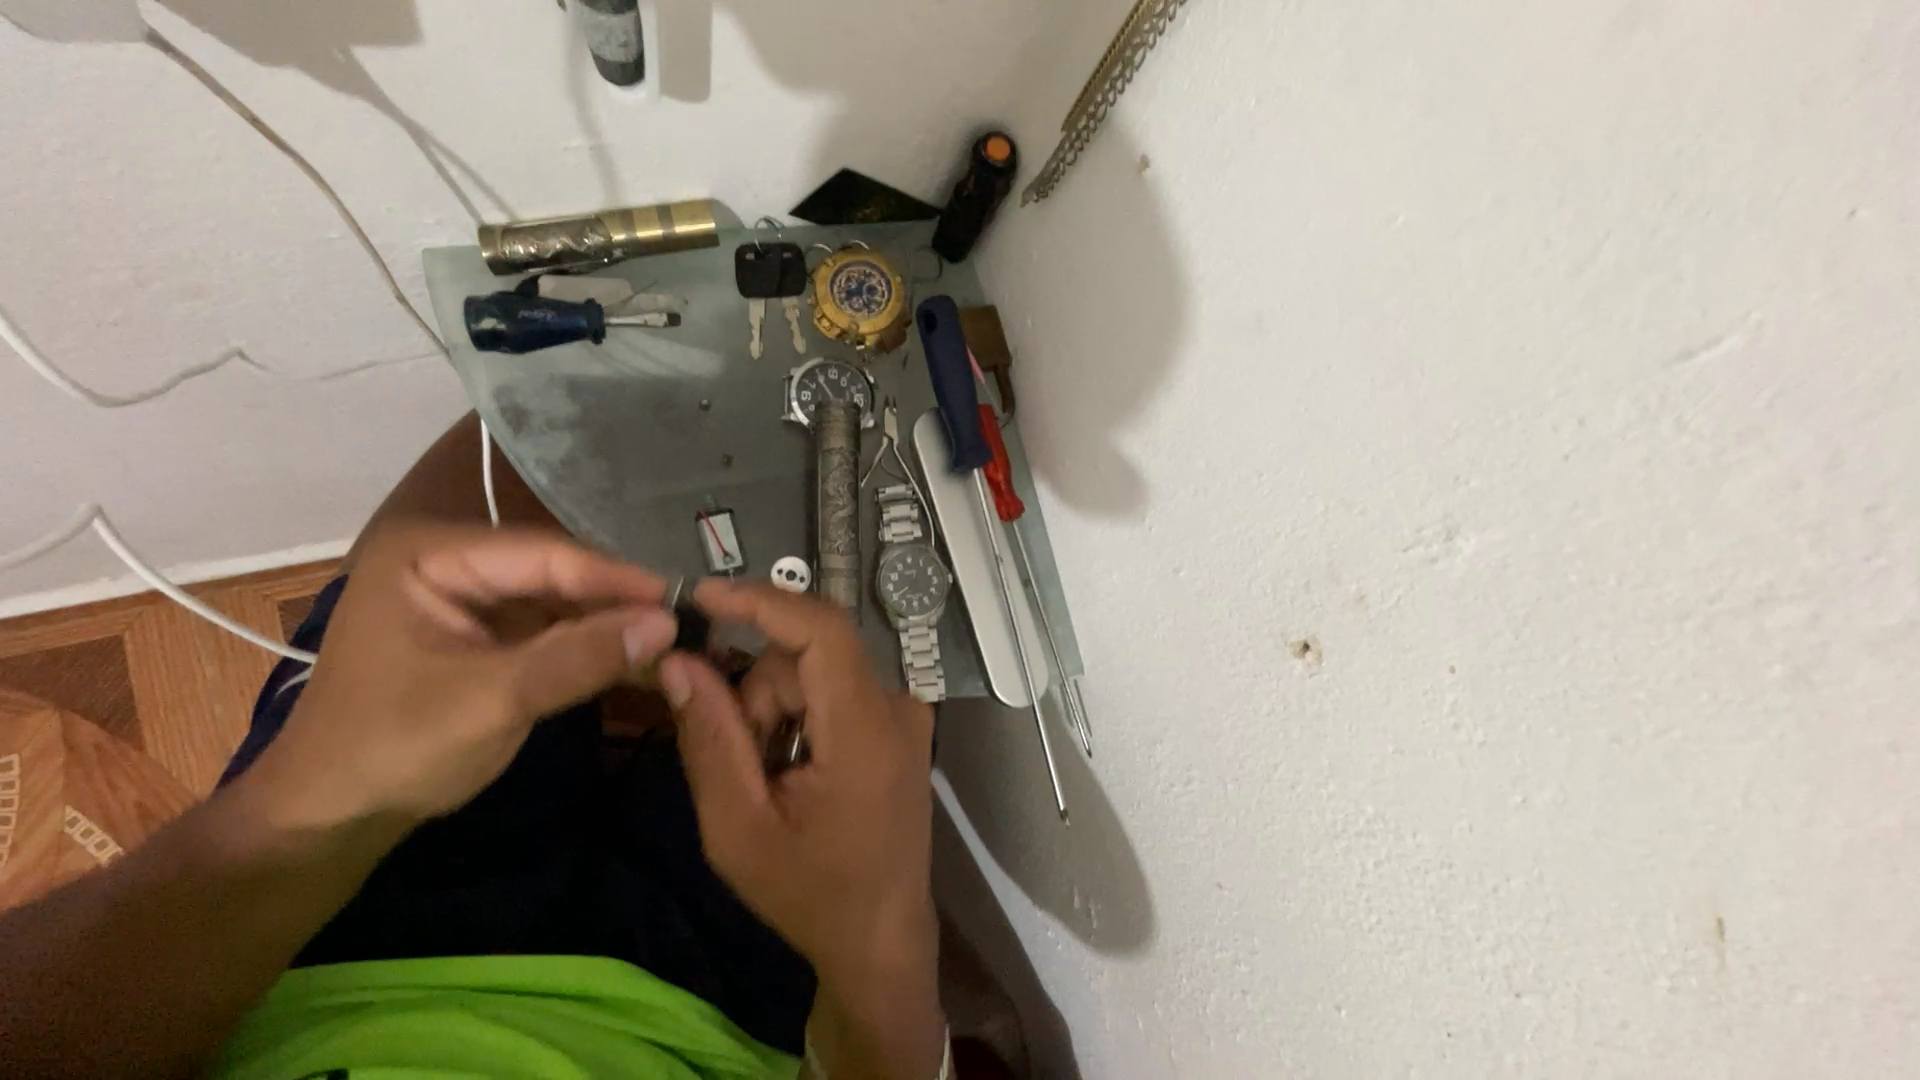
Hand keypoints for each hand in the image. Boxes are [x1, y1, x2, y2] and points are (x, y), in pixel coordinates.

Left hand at [247, 525, 674, 825]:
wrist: (334, 816)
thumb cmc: (391, 749)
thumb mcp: (491, 700)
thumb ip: (579, 658)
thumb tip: (668, 624)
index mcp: (428, 554)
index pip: (544, 554)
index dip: (616, 578)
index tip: (682, 598)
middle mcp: (452, 562)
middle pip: (558, 574)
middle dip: (620, 603)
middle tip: (688, 622)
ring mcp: (473, 598)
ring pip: (564, 601)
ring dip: (615, 626)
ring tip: (676, 643)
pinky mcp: (491, 634)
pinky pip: (556, 629)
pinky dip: (596, 647)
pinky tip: (643, 660)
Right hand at [659, 581, 937, 989]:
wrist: (881, 938)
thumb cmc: (811, 895)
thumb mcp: (738, 829)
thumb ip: (709, 739)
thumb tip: (679, 660)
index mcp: (866, 728)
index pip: (820, 628)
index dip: (760, 602)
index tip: (701, 598)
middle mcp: (897, 705)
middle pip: (806, 655)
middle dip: (758, 694)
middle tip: (741, 762)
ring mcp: (905, 714)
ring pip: (816, 672)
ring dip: (776, 712)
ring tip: (771, 781)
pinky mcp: (899, 725)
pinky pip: (835, 691)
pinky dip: (800, 719)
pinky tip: (794, 773)